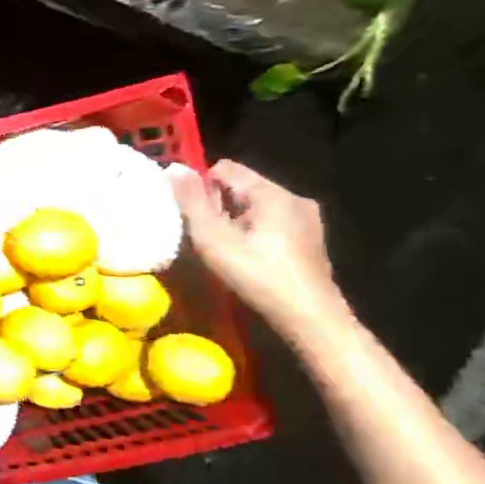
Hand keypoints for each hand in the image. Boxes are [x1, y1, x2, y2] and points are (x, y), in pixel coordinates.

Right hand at [167, 160, 348, 338]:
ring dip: (235, 220)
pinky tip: (249, 258)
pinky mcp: (311, 238)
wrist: (309, 317)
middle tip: (207, 237)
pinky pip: (273, 221)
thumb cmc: (257, 275)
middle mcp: (293, 197)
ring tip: (225, 249)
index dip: (201, 187)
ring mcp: (307, 218)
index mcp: (272, 193)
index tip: (193, 217)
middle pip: (242, 186)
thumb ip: (192, 203)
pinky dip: (255, 231)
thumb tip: (173, 167)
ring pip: (257, 205)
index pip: (225, 169)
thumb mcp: (214, 239)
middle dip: (218, 205)